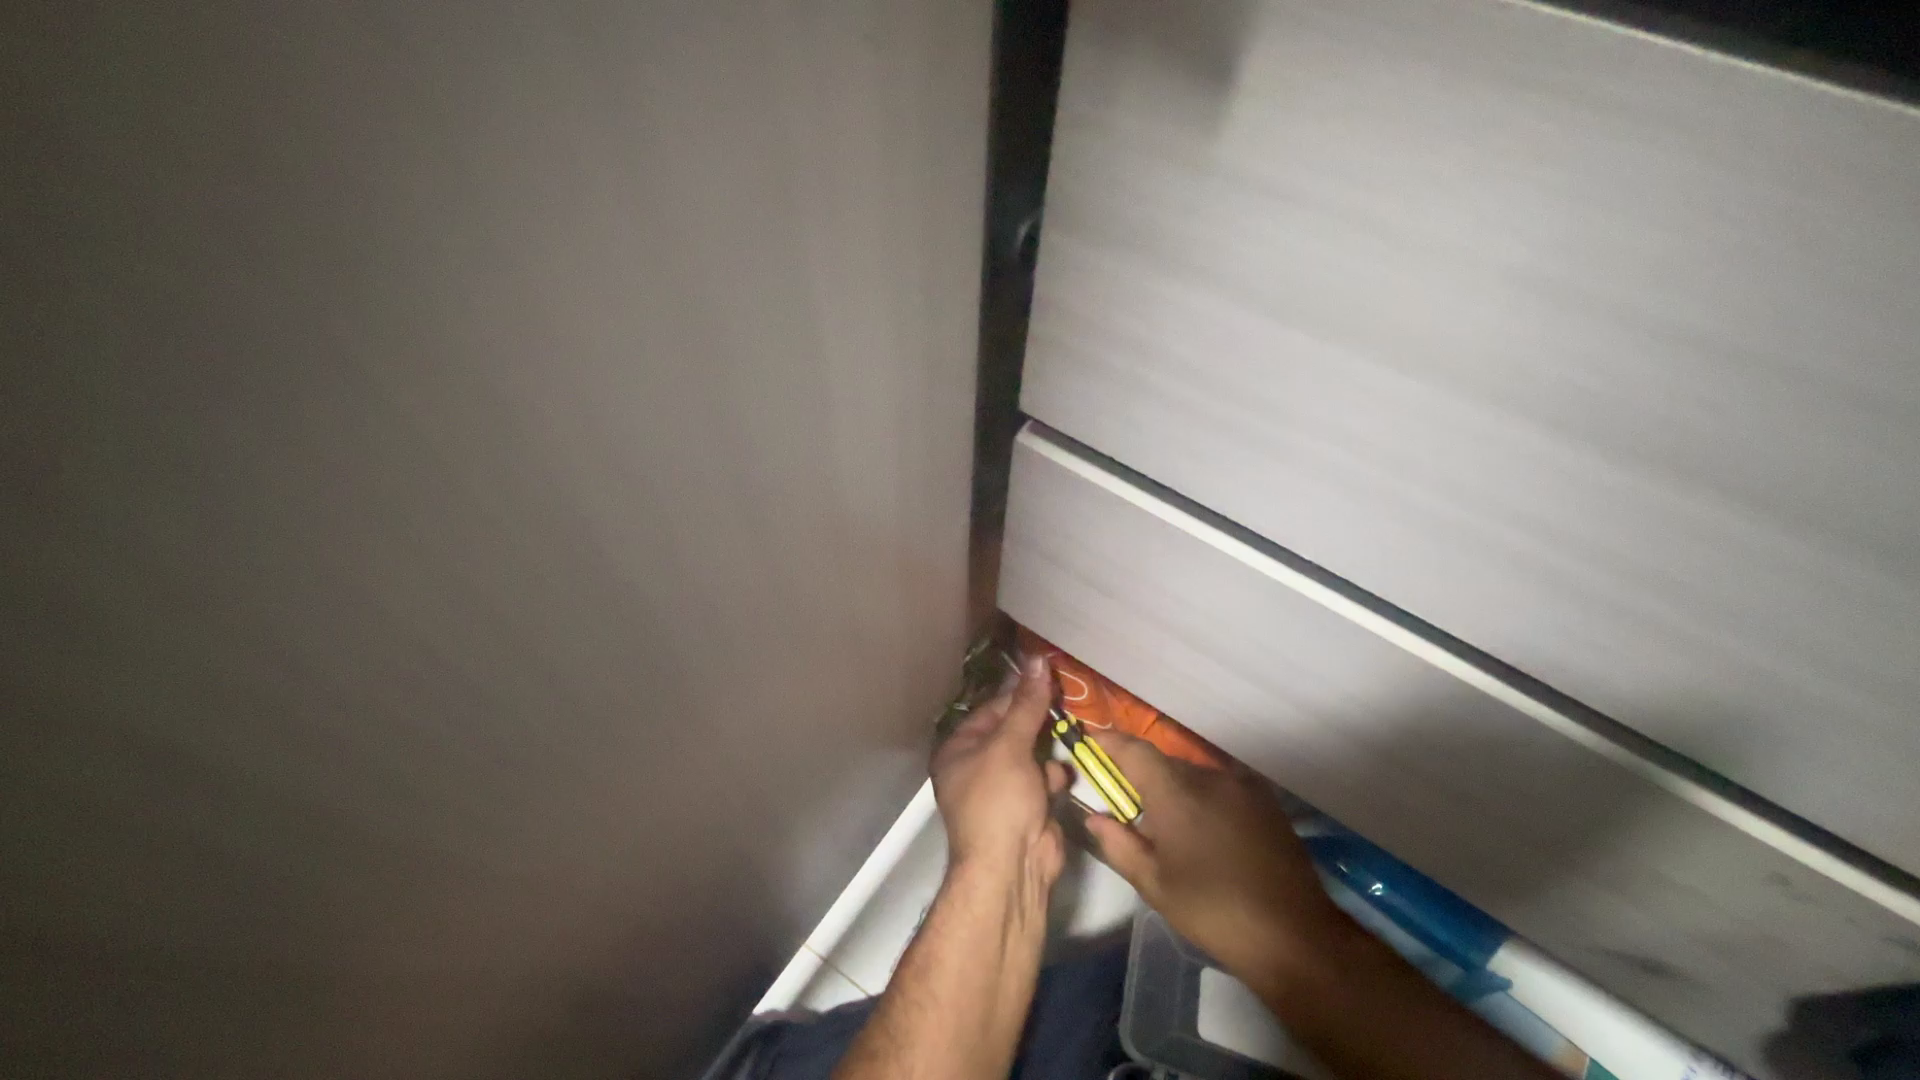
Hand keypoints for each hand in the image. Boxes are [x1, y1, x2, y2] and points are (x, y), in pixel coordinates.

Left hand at [931, 655, 1071, 885]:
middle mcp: (977, 767)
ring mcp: (1003, 789)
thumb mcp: (1010, 745)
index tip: (1049, 676)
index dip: (1019, 693)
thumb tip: (1038, 660)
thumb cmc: (998, 799)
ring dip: (1049, 747)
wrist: (1013, 866)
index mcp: (959, 750)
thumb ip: (1027, 705)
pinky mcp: (1029, 807)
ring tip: (1072, 730)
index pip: (991, 710)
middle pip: (1013, 730)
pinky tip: (1064, 774)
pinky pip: (1044, 779)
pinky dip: (1055, 776)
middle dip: (1038, 719)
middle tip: (1068, 697)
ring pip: (1032, 754)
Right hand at [1082, 733, 1341, 978]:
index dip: (1110, 741)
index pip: (1134, 751)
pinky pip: (1223, 787)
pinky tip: (1207, 832)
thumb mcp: (1154, 885)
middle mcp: (1210, 778)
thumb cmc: (1213, 911)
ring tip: (1171, 826)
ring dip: (1176, 789)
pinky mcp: (1267, 802)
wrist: (1293, 935)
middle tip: (1129, 802)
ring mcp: (1243, 787)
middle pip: (1165, 763)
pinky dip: (1205, 798)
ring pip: (1196, 775)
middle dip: (1142, 775)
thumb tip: (1095, 819)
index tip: (1090, 740)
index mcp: (1176, 793)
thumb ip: (1119, 845)